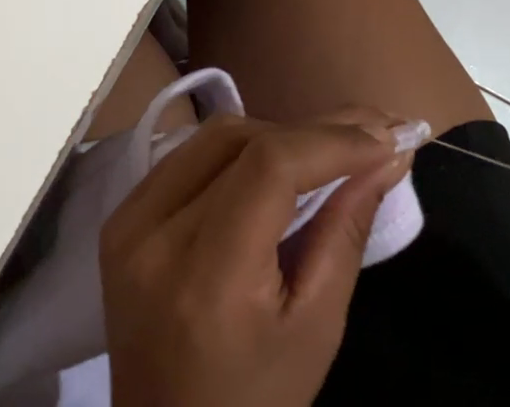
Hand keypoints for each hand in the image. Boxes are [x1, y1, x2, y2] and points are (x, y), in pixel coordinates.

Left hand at [99, 112, 415, 406]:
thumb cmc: (256, 397)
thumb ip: (348, 229)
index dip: (334, 140)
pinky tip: (278, 164)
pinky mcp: (120, 220)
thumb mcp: (317, 326)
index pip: (269, 166)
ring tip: (331, 150)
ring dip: (277, 134)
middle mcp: (152, 234)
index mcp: (205, 275)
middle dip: (314, 130)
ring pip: (213, 137)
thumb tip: (388, 154)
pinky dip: (239, 151)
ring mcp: (128, 223)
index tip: (389, 137)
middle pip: (240, 139)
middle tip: (373, 133)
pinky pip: (187, 157)